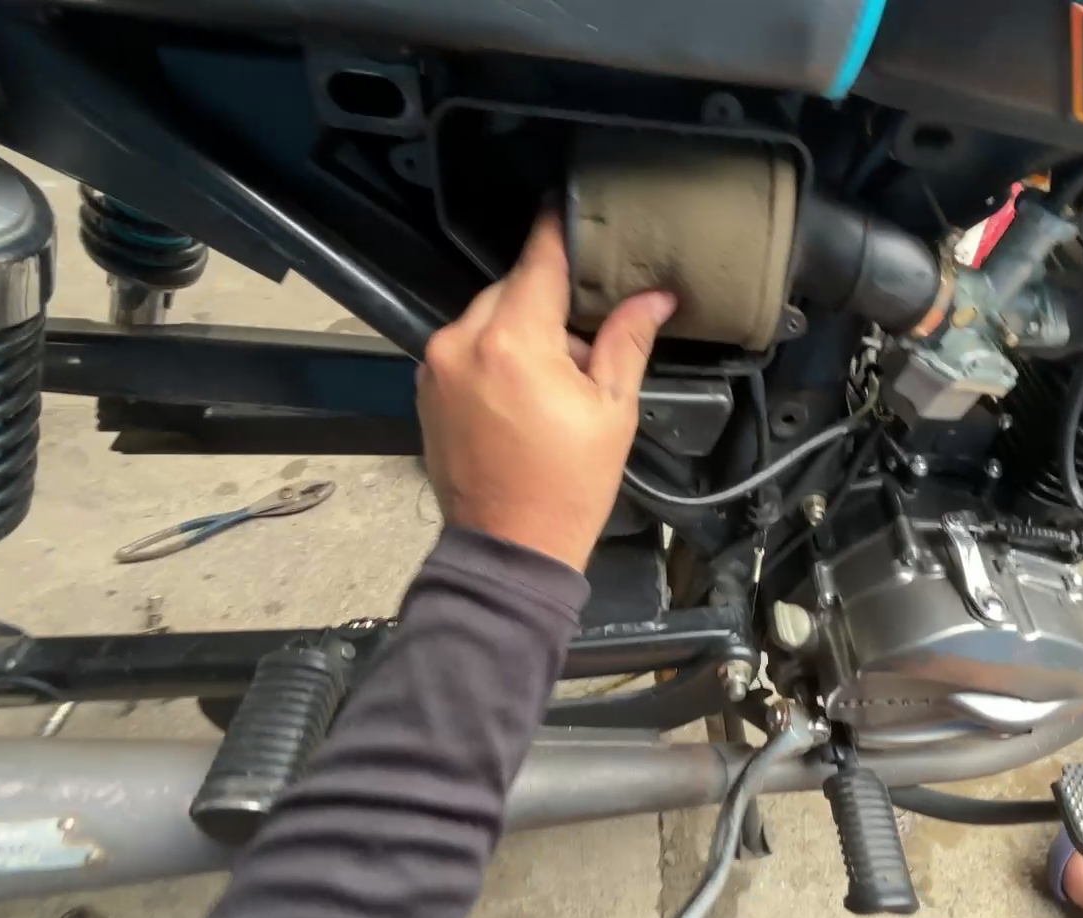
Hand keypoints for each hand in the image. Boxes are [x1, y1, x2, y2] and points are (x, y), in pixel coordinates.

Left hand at [418, 211, 675, 570]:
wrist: (511, 547)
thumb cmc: (567, 486)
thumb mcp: (611, 411)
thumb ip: (626, 343)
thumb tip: (655, 299)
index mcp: (514, 342)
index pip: (539, 261)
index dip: (558, 230)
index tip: (567, 205)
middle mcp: (462, 342)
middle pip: (512, 288)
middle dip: (548, 302)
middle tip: (583, 339)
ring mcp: (436, 366)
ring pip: (486, 316)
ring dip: (521, 330)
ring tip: (554, 379)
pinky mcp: (427, 389)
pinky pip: (465, 346)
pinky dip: (494, 353)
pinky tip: (522, 393)